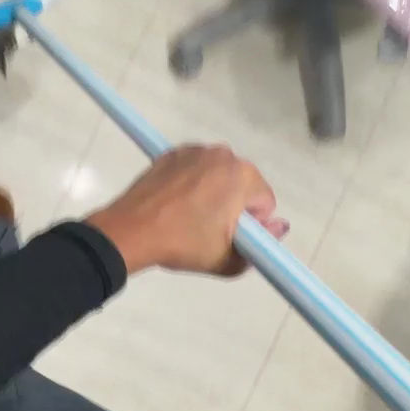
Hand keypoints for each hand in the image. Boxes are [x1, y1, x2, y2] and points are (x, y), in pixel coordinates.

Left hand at [84, 144, 287, 276]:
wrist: (130, 231)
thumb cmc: (183, 244)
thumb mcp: (227, 260)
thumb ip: (262, 247)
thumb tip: (279, 226)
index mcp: (243, 175)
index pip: (265, 203)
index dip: (252, 226)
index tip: (229, 237)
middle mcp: (223, 154)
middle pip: (242, 185)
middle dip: (233, 206)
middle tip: (207, 229)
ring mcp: (194, 150)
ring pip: (217, 176)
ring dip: (212, 193)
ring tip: (188, 217)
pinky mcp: (170, 154)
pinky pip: (193, 169)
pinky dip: (190, 183)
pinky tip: (174, 203)